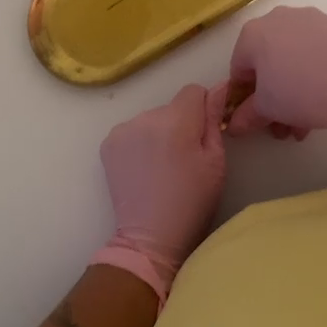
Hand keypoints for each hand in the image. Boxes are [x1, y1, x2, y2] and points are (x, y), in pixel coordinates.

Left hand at [90, 83, 229, 302]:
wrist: (150, 237)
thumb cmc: (192, 202)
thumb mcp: (215, 162)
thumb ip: (214, 120)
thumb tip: (218, 89)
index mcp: (176, 121)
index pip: (193, 91)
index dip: (203, 108)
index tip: (203, 133)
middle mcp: (146, 117)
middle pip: (171, 107)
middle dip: (180, 123)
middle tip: (183, 158)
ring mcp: (123, 130)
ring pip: (151, 119)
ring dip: (158, 133)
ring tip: (162, 167)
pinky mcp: (108, 144)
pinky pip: (132, 131)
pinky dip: (139, 143)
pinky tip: (144, 169)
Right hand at [224, 6, 326, 142]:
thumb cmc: (300, 92)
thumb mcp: (268, 109)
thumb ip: (246, 115)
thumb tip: (234, 124)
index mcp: (252, 34)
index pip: (238, 70)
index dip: (245, 98)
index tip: (258, 117)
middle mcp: (276, 19)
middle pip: (267, 64)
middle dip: (273, 97)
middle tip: (282, 124)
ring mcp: (306, 19)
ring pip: (291, 59)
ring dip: (293, 90)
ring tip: (304, 122)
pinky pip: (312, 51)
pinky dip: (312, 73)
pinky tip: (322, 101)